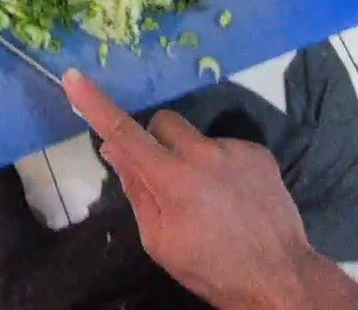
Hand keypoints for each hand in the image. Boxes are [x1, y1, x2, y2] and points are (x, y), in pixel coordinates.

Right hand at [65, 69, 357, 309]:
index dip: (95, 105)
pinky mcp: (258, 152)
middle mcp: (202, 154)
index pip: (124, 134)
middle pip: (161, 123)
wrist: (283, 280)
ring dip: (189, 156)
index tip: (74, 77)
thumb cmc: (212, 270)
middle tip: (164, 179)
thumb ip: (136, 190)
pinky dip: (220, 166)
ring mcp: (234, 149)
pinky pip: (224, 147)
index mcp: (173, 180)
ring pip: (193, 135)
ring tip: (208, 197)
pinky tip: (233, 197)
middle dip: (155, 142)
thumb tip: (114, 149)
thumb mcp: (161, 242)